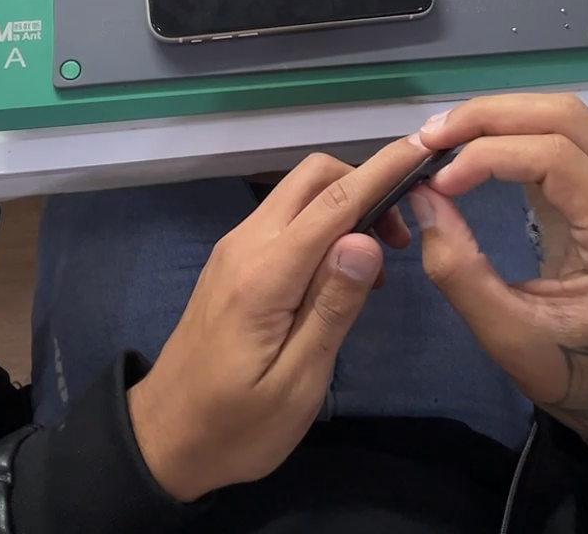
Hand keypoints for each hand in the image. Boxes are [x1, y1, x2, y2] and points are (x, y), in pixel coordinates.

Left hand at [127, 138, 424, 500]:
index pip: (334, 202)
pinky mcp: (235, 258)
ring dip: (344, 205)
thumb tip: (366, 238)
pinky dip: (322, 223)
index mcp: (265, 273)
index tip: (423, 149)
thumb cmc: (237, 425)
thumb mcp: (296, 383)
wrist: (164, 437)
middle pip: (312, 176)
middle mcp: (247, 242)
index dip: (382, 170)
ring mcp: (236, 246)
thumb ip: (332, 306)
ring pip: (298, 192)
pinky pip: (286, 217)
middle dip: (364, 183)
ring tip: (377, 267)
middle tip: (399, 238)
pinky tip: (340, 272)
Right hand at [411, 94, 587, 477]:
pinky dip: (519, 130)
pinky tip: (481, 143)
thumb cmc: (573, 378)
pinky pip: (572, 136)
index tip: (439, 181)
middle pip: (568, 119)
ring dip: (503, 116)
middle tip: (433, 136)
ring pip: (571, 117)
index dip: (489, 157)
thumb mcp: (505, 336)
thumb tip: (422, 194)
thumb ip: (458, 266)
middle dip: (491, 117)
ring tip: (448, 135)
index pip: (559, 161)